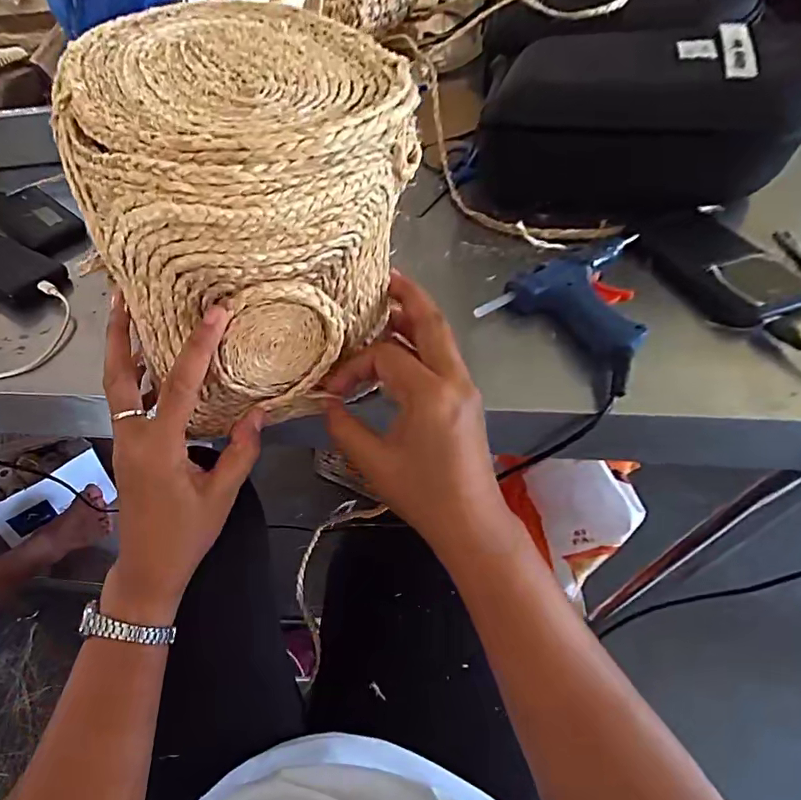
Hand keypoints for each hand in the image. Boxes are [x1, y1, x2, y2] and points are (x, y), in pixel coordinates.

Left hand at [102, 293, 264, 622]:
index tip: (215, 311)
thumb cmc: (185, 537)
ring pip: (116, 387)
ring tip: (132, 315)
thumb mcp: (222, 496)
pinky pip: (125, 404)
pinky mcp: (125, 450)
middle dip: (121, 331)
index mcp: (158, 447)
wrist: (148, 569)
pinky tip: (152, 367)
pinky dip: (134, 378)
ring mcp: (123, 443)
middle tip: (123, 292)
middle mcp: (131, 438)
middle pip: (118, 374)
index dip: (200, 345)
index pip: (179, 384)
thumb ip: (241, 451)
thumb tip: (256, 412)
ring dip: (123, 350)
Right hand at [322, 271, 518, 560]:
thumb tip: (329, 404)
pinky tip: (401, 348)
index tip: (334, 389)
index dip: (355, 365)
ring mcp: (465, 388)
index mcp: (430, 393)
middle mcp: (454, 381)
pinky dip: (422, 343)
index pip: (386, 356)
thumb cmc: (423, 495)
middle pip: (432, 322)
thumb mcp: (373, 462)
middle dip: (408, 296)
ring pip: (442, 338)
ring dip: (416, 318)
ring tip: (389, 305)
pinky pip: (444, 358)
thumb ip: (344, 427)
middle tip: (385, 279)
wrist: (471, 521)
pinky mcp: (466, 399)